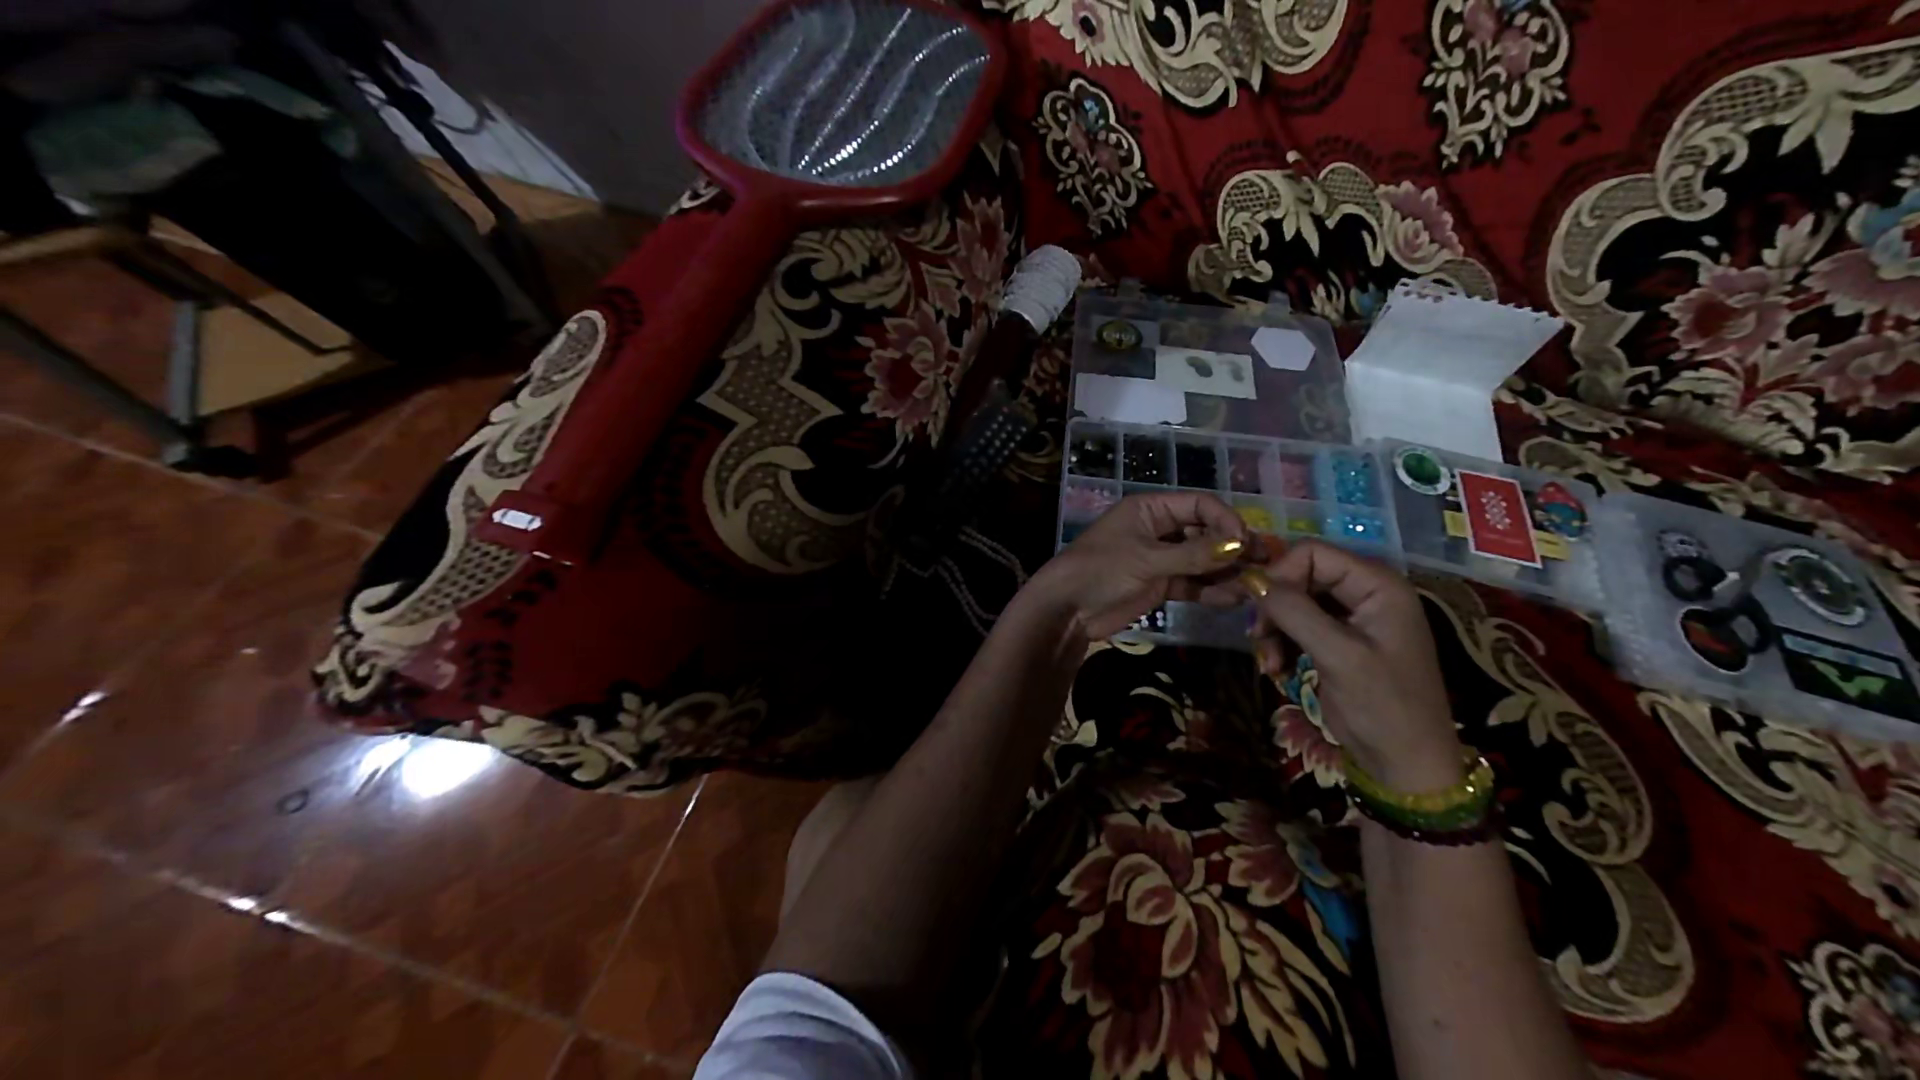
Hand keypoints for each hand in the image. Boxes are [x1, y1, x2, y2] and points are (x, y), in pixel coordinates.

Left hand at [1028, 491, 1249, 641]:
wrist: (1065, 610)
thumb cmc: (1100, 571)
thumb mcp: (1146, 559)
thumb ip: (1193, 554)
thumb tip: (1239, 545)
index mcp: (1150, 509)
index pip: (1199, 504)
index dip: (1225, 520)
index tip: (1245, 542)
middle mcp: (1158, 529)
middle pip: (1205, 531)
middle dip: (1231, 547)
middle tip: (1262, 565)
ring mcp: (1160, 558)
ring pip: (1202, 560)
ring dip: (1225, 571)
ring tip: (1252, 586)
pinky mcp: (1159, 584)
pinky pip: (1193, 583)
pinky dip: (1210, 590)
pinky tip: (1231, 599)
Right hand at [1244, 540, 1465, 791]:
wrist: (1406, 764)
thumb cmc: (1384, 706)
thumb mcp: (1339, 656)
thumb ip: (1296, 612)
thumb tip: (1252, 580)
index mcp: (1379, 586)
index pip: (1314, 553)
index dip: (1280, 573)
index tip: (1259, 608)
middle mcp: (1366, 593)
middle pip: (1300, 576)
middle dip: (1274, 605)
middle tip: (1257, 638)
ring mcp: (1352, 618)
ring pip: (1293, 601)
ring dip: (1273, 629)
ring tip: (1267, 662)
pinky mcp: (1338, 641)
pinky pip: (1298, 625)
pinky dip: (1281, 644)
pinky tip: (1276, 669)